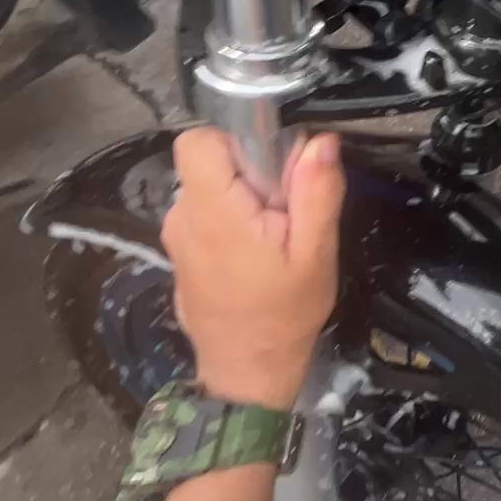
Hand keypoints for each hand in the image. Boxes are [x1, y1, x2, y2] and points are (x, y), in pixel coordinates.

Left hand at [161, 128, 346, 410]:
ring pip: (217, 182)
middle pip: (215, 160)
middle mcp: (184, 216)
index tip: (280, 159)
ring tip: (284, 230)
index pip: (200, 142)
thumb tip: (320, 140)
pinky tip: (268, 244)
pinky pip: (214, 206)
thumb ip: (316, 192)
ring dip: (253, 192)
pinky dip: (243, 211)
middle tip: (293, 207)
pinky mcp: (185, 244)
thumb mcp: (317, 250)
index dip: (240, 136)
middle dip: (259, 169)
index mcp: (215, 213)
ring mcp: (179, 231)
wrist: (249, 364)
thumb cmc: (286, 309)